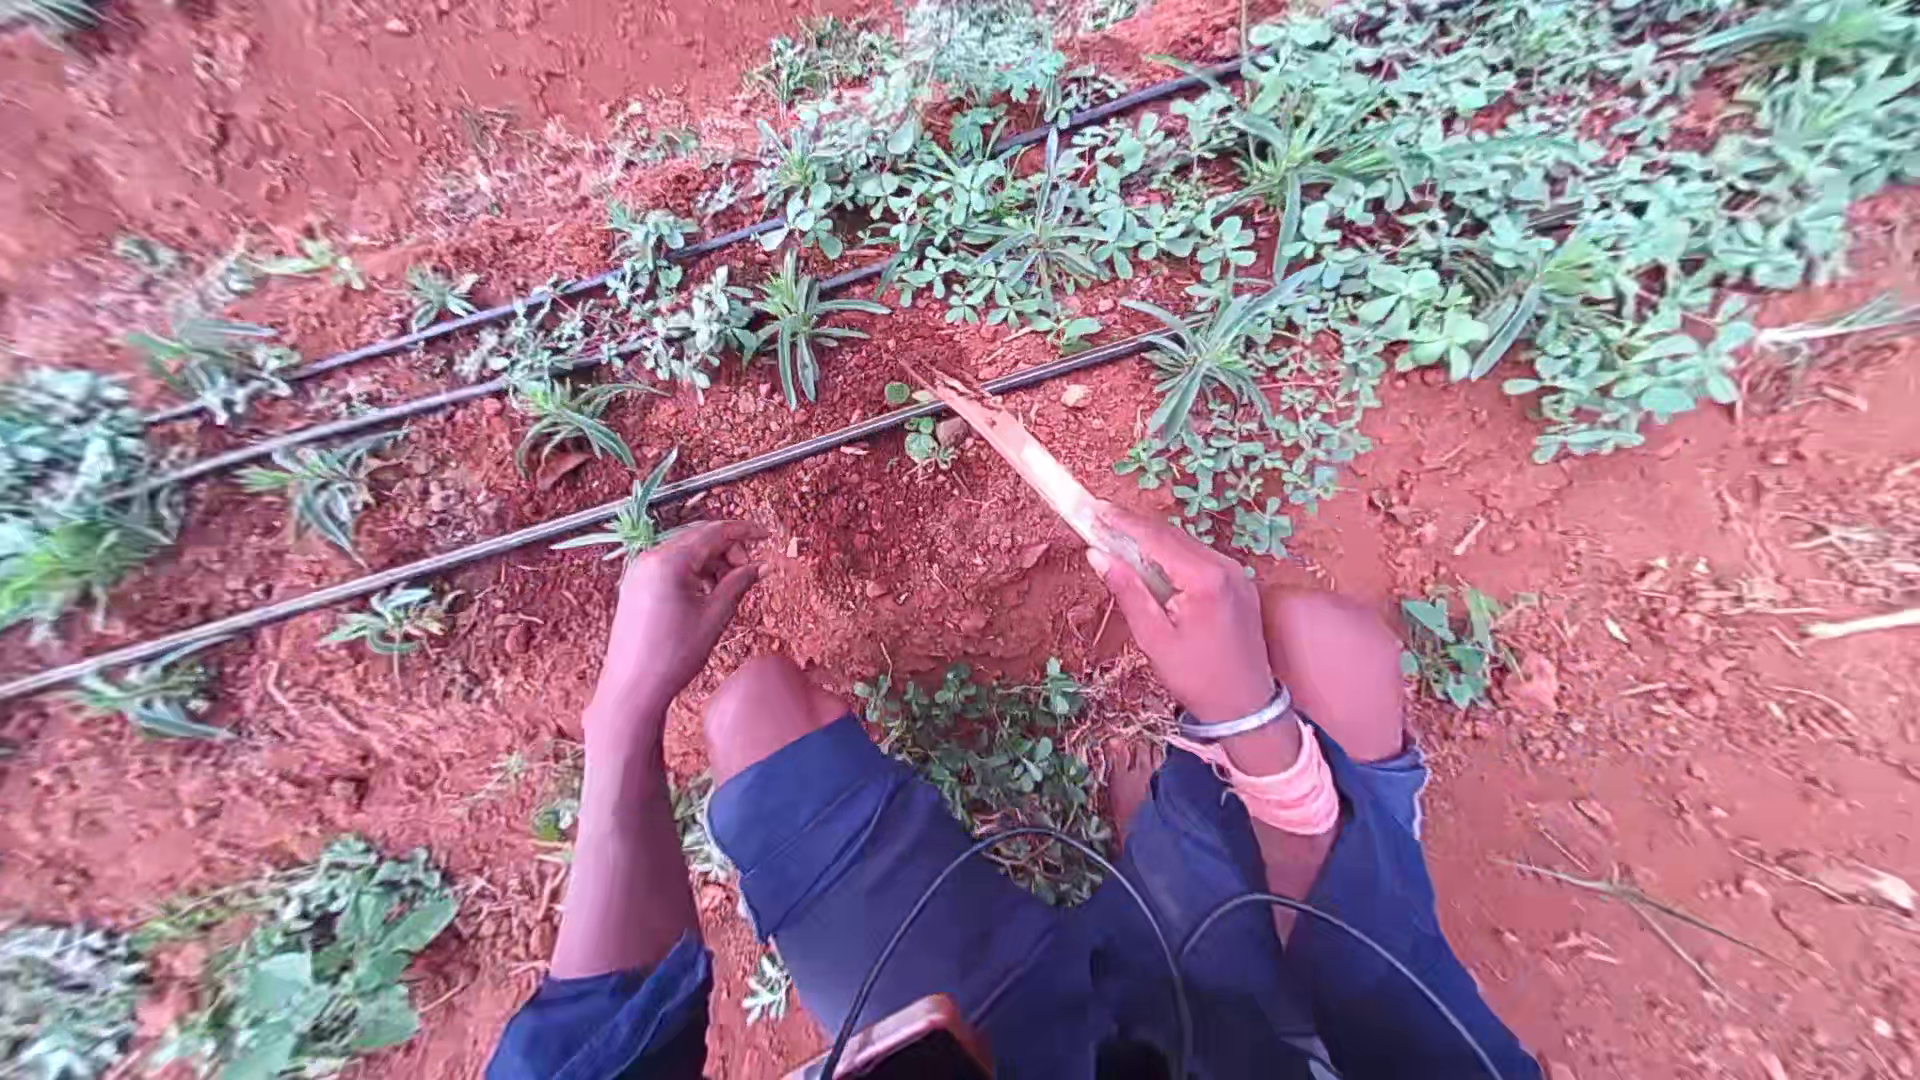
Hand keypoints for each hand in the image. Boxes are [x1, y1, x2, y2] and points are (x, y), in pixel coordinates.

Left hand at [587, 520, 766, 747]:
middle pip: (700, 538)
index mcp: (669, 562)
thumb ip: (740, 582)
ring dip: (713, 560)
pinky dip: (695, 571)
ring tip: (729, 586)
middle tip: (750, 571)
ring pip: (687, 550)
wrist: (633, 687)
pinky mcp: (637, 584)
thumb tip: (763, 565)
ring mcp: (640, 571)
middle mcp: (650, 558)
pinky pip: (672, 565)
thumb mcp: (716, 615)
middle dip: (729, 549)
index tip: (766, 537)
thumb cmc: (672, 655)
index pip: (714, 532)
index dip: (745, 532)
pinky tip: (709, 591)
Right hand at [1085, 504, 1272, 723]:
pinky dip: (1172, 554)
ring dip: (1152, 539)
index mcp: (1204, 579)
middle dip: (1134, 526)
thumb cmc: (1194, 676)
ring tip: (1117, 537)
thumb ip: (1127, 589)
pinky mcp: (1240, 583)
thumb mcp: (1152, 636)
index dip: (1122, 521)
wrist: (1246, 707)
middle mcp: (1226, 567)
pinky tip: (1150, 561)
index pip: (1155, 537)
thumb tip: (1096, 553)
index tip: (1094, 509)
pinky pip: (1199, 557)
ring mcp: (1237, 573)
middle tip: (1099, 519)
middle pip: (1171, 535)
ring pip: (1185, 543)